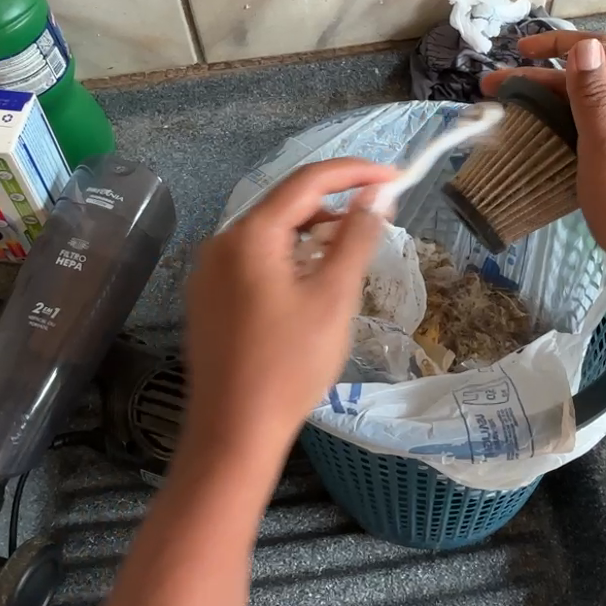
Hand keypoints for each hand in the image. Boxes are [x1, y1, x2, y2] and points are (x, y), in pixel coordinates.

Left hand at [180, 157, 398, 467]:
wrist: (232, 433)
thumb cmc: (289, 364)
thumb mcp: (333, 297)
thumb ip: (355, 237)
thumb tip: (374, 195)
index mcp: (250, 234)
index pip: (307, 181)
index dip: (355, 172)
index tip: (396, 177)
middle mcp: (222, 242)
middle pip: (286, 204)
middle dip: (334, 203)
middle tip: (379, 214)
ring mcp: (210, 271)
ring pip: (271, 233)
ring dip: (312, 231)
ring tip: (350, 248)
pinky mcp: (209, 297)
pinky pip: (255, 258)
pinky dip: (289, 256)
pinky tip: (312, 279)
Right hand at [481, 32, 605, 289]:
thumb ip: (594, 99)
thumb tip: (582, 47)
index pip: (598, 51)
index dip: (559, 43)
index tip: (518, 52)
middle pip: (585, 78)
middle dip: (537, 75)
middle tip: (492, 88)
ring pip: (584, 105)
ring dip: (545, 99)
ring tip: (508, 112)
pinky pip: (586, 130)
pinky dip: (557, 124)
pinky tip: (540, 142)